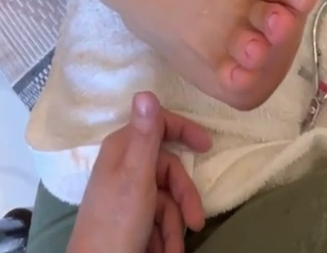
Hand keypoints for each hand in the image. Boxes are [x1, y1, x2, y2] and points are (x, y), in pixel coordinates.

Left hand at [68, 92, 212, 252]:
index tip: (209, 145)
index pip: (157, 124)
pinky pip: (159, 221)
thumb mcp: (136, 178)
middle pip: (168, 169)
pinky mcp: (132, 221)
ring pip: (167, 200)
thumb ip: (145, 136)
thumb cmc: (117, 224)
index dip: (184, 130)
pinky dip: (165, 238)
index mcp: (122, 149)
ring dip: (174, 226)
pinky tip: (160, 252)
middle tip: (196, 222)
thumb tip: (146, 90)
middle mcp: (124, 167)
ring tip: (170, 250)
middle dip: (184, 198)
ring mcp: (128, 196)